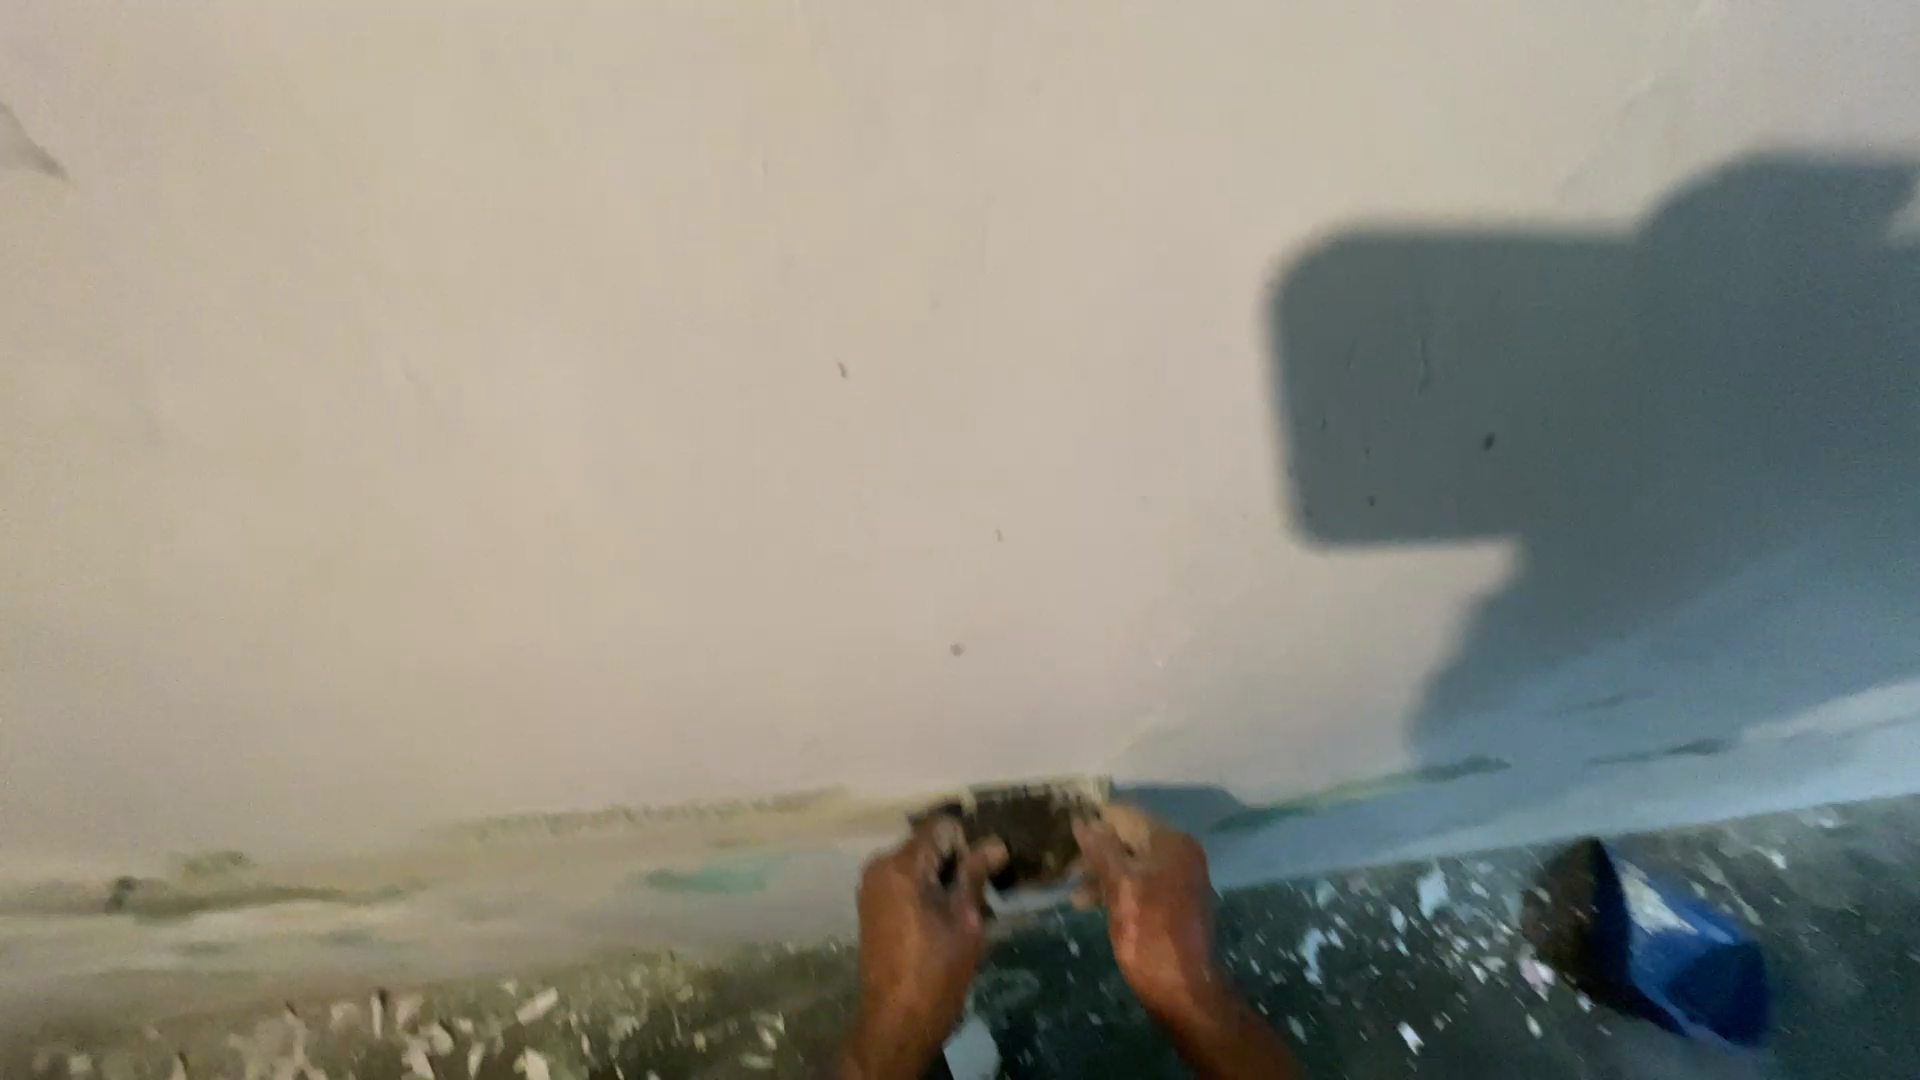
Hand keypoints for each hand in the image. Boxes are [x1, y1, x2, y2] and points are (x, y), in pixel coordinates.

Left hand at [834, 817, 1006, 1079]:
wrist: (895, 1022)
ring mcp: (872, 884)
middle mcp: (881, 864)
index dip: (968, 843)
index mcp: (902, 864)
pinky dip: (923, 885)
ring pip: (916, 860)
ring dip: (940, 874)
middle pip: (927, 842)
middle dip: (954, 859)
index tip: (985, 869)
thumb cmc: (936, 971)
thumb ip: (975, 874)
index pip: (942, 827)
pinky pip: (903, 877)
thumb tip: (996, 843)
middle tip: (978, 890)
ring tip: (961, 905)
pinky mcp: (870, 902)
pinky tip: (939, 914)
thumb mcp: (965, 920)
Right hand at [1075, 807, 1300, 1078]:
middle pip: (1129, 836)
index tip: (1066, 833)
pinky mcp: (1173, 899)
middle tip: (1066, 869)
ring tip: (1074, 894)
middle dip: (1096, 850)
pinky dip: (1116, 886)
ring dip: (1102, 871)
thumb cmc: (1149, 935)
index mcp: (1170, 841)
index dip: (1095, 820)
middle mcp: (1179, 851)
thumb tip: (1082, 819)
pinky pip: (1139, 879)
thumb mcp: (1119, 887)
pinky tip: (1092, 902)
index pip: (1125, 814)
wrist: (1184, 993)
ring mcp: (1178, 876)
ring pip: (1131, 860)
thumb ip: (1101, 849)